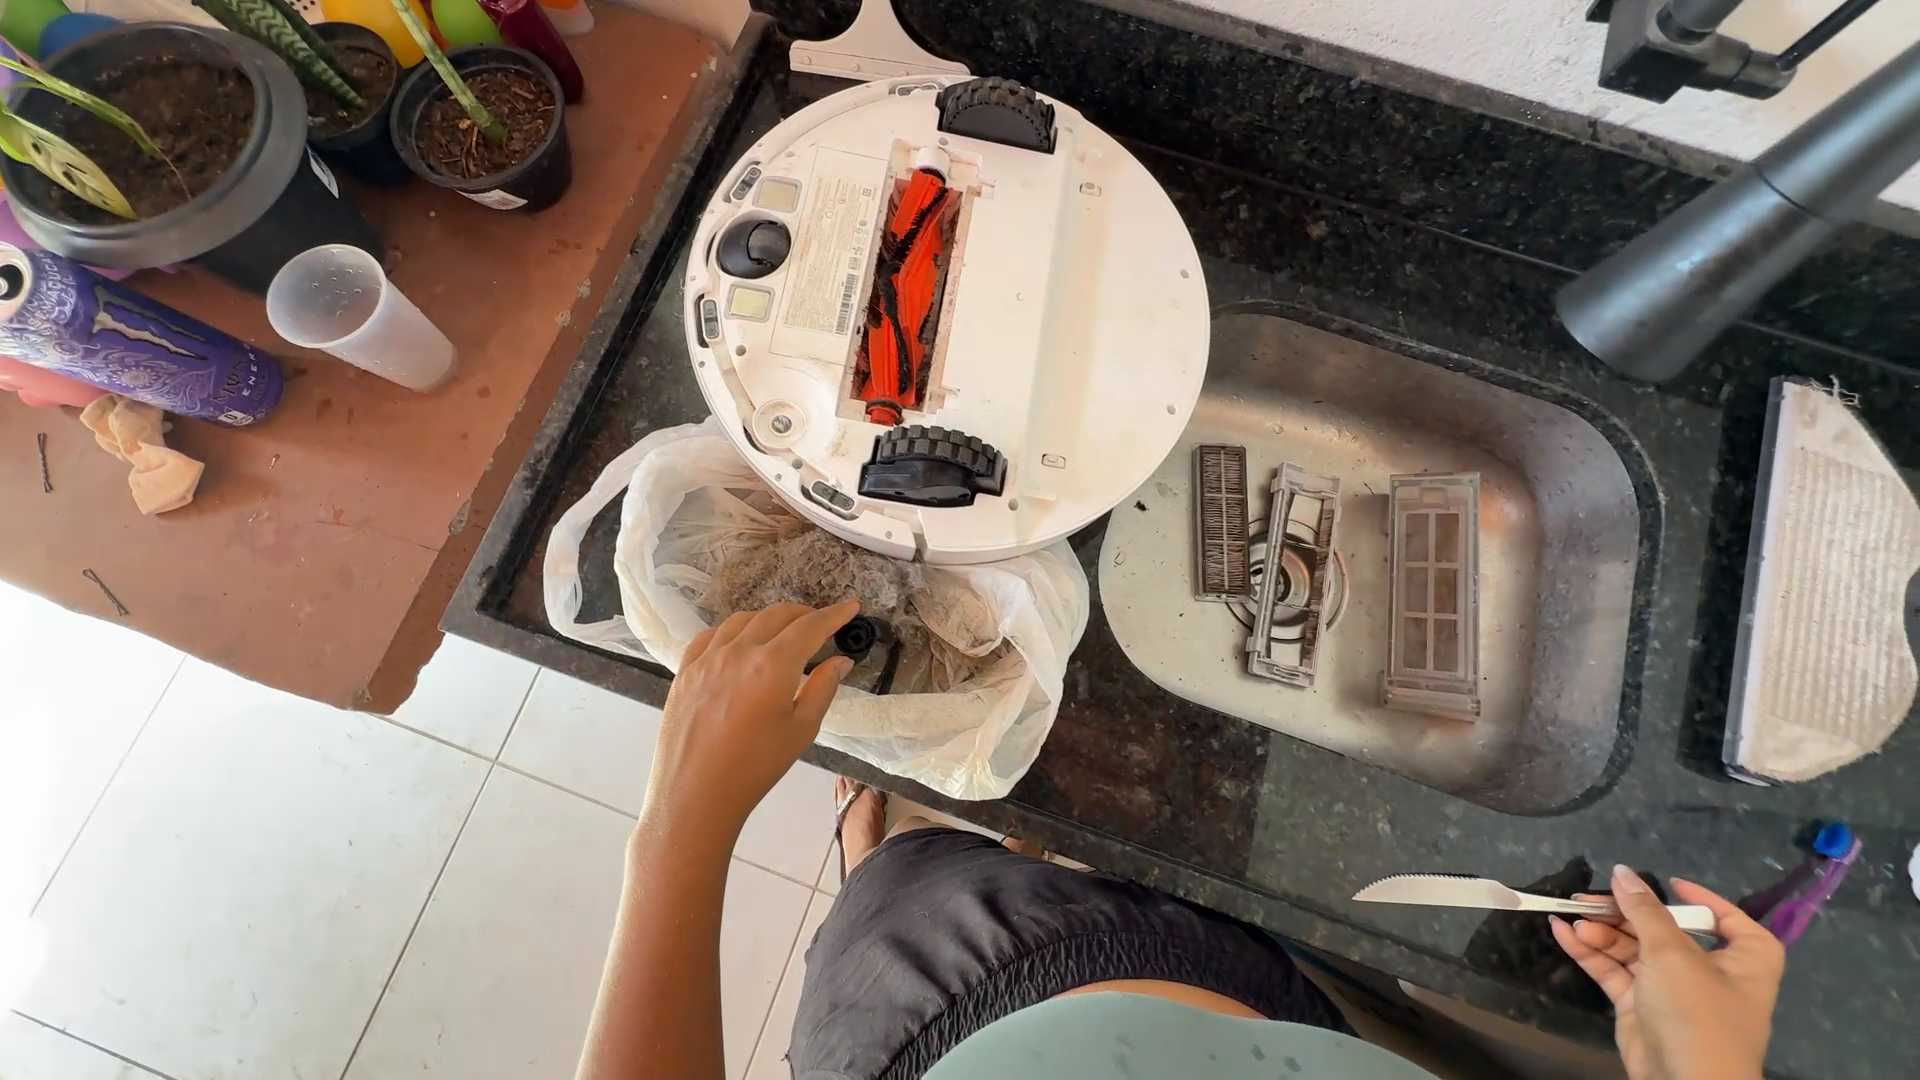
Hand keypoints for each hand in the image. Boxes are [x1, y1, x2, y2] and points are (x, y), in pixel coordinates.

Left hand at [642, 600, 859, 837]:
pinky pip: (711, 636)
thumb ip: (823, 688)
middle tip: (820, 625)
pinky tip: (739, 642)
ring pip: (743, 619)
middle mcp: (740, 651)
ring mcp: (708, 658)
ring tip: (782, 631)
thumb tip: (840, 661)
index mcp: (774, 664)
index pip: (811, 626)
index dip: (835, 614)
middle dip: (805, 614)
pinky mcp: (686, 671)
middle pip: (778, 615)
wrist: (696, 796)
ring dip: (769, 618)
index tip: (851, 606)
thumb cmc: (756, 767)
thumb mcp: (802, 730)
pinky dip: (733, 631)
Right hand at [1550, 864, 1783, 1079]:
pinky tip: (1561, 932)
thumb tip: (1623, 872)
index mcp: (1738, 969)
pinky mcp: (1638, 1005)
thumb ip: (1644, 911)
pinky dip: (1587, 950)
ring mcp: (1670, 993)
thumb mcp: (1672, 954)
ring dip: (1601, 932)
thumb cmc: (1696, 1013)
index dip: (1714, 906)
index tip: (1674, 886)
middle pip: (1666, 934)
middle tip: (1591, 898)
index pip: (1740, 931)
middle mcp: (1707, 978)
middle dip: (1627, 915)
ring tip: (1575, 921)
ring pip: (1633, 950)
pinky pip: (1612, 969)